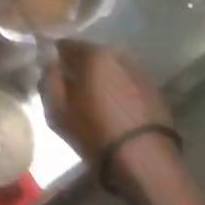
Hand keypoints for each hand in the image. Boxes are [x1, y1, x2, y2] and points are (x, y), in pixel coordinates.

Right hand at [40, 39, 173, 167]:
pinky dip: (119, 88)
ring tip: (92, 98)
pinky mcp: (155, 91)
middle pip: (91, 55)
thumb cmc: (94, 131)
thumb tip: (50, 64)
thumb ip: (49, 80)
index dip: (55, 57)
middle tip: (70, 86)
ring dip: (101, 77)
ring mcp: (140, 72)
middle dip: (79, 67)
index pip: (65, 45)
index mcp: (93, 55)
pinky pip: (127, 82)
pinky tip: (114, 107)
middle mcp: (118, 56)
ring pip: (111, 68)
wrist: (145, 159)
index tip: (50, 72)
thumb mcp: (57, 109)